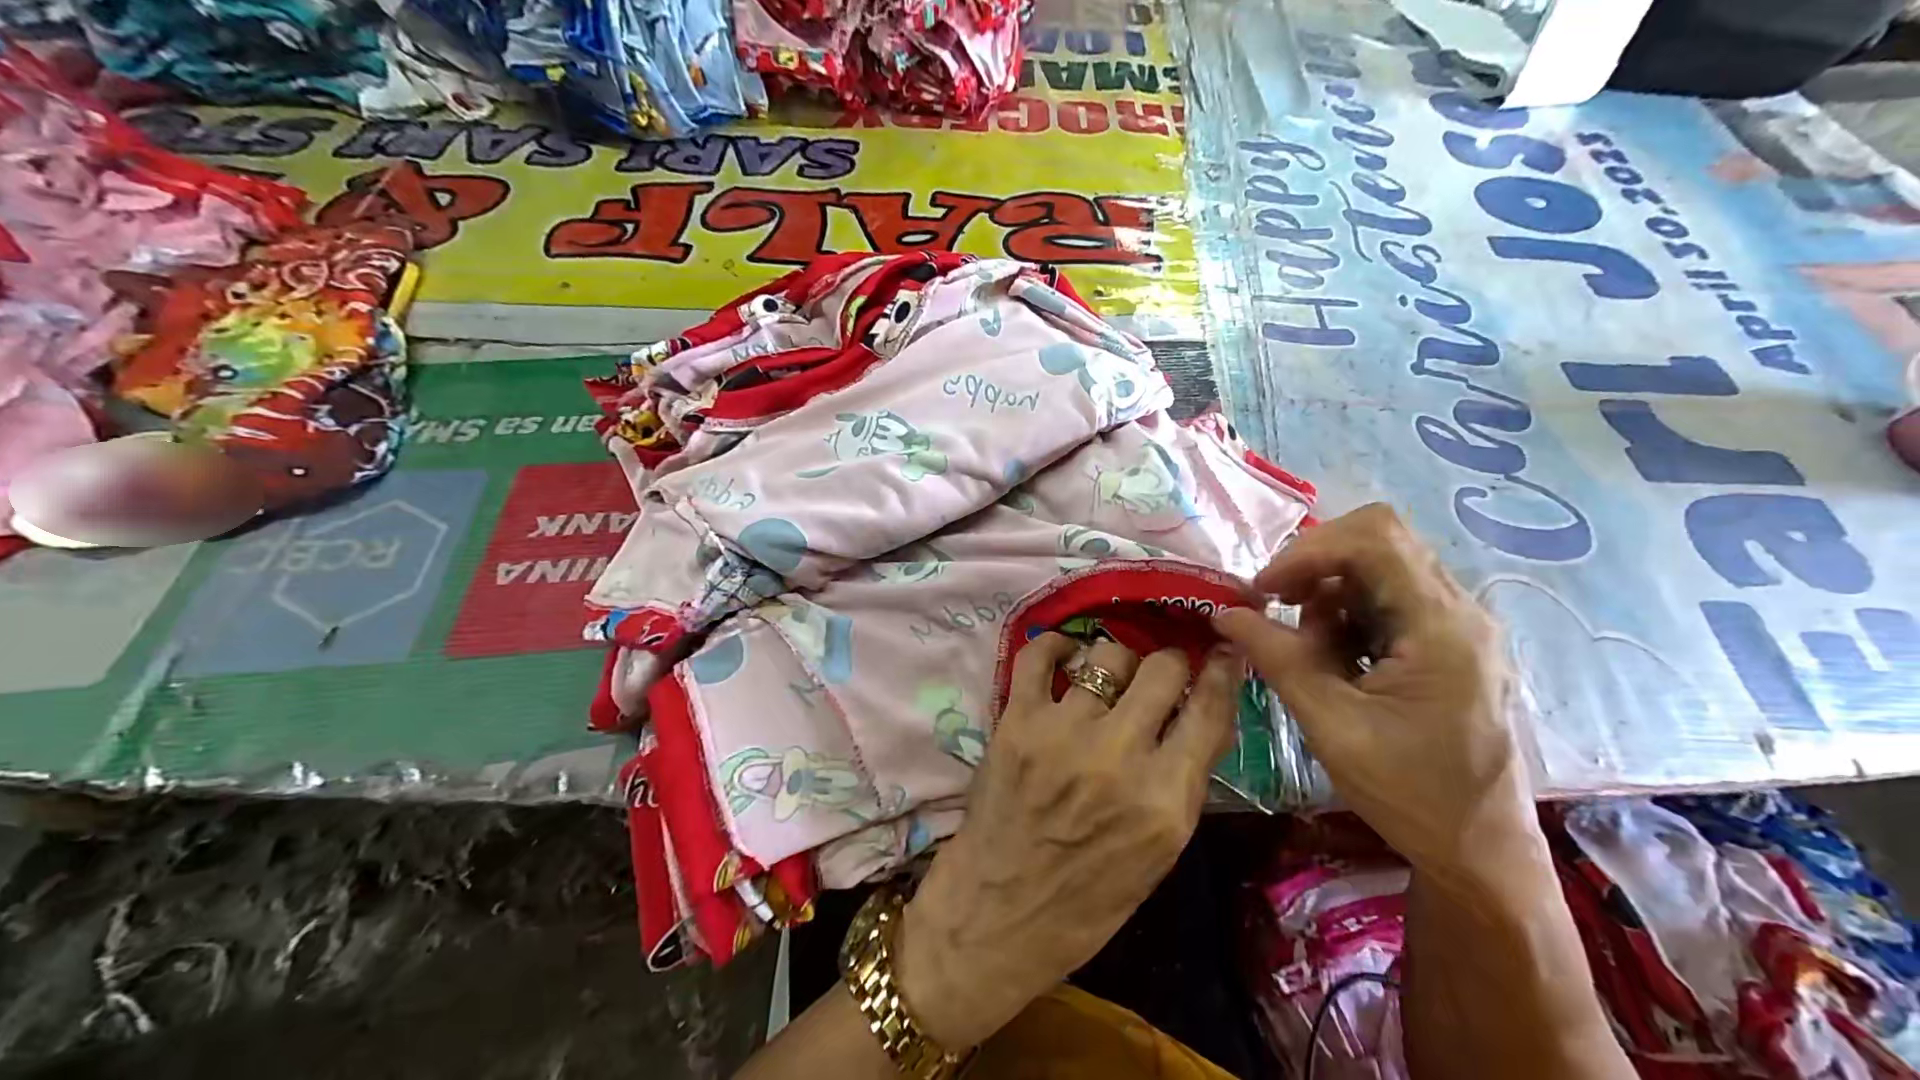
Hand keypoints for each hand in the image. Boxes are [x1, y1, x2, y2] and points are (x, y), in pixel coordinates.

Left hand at [894, 634, 1241, 1049]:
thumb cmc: (1089, 897)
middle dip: (1167, 666)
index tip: (1220, 653)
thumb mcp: (1161, 849)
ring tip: (1106, 680)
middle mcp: (1119, 757)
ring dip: (1116, 663)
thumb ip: (1183, 778)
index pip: (1209, 711)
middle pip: (1162, 669)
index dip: (1221, 672)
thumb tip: (1198, 710)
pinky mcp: (1017, 721)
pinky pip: (1038, 655)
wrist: (1001, 912)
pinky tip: (1064, 656)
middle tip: (1156, 678)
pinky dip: (1055, 646)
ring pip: (1108, 654)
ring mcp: (1063, 733)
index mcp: (1165, 801)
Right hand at [1212, 504, 1535, 886]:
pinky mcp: (1447, 642)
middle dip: (1313, 565)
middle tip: (1274, 605)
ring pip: (1378, 567)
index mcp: (1441, 626)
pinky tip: (1331, 657)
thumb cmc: (1409, 792)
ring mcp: (1456, 625)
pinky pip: (1387, 598)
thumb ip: (1276, 658)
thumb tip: (1223, 613)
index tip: (1263, 592)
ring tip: (1305, 647)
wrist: (1480, 851)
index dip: (1307, 551)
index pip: (1373, 538)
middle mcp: (1458, 610)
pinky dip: (1345, 613)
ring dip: (1327, 593)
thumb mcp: (1330, 724)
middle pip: (1377, 541)